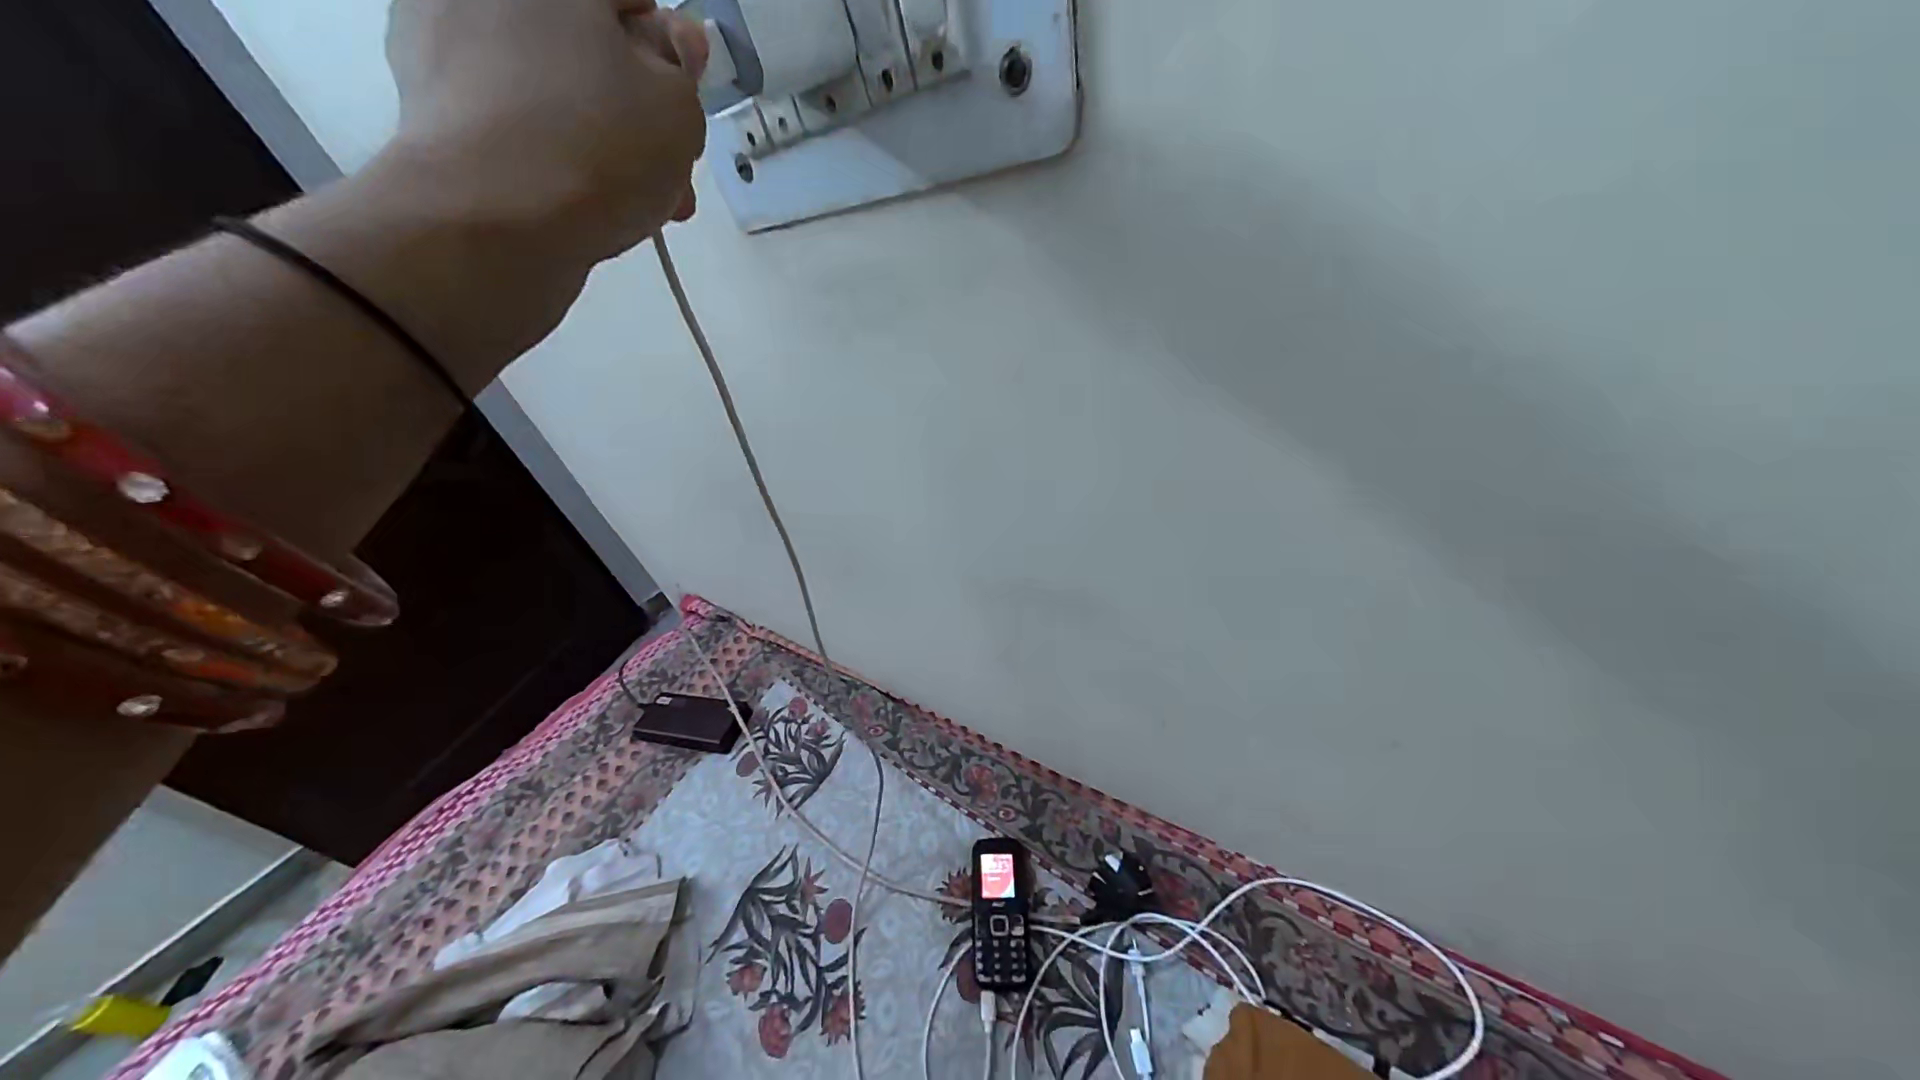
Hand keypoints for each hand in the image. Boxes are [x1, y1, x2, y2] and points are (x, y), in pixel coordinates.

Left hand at [383, 0, 710, 265]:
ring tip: (640, 199)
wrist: (491, 222)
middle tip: (670, 164)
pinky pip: (515, 118)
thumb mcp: (678, 108)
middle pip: (586, 43)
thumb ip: (683, 67)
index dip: (672, 51)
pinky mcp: (428, 104)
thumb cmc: (599, 147)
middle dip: (637, 103)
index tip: (685, 100)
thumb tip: (672, 41)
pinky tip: (586, 200)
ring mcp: (440, 42)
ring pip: (554, 86)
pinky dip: (555, 151)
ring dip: (604, 135)